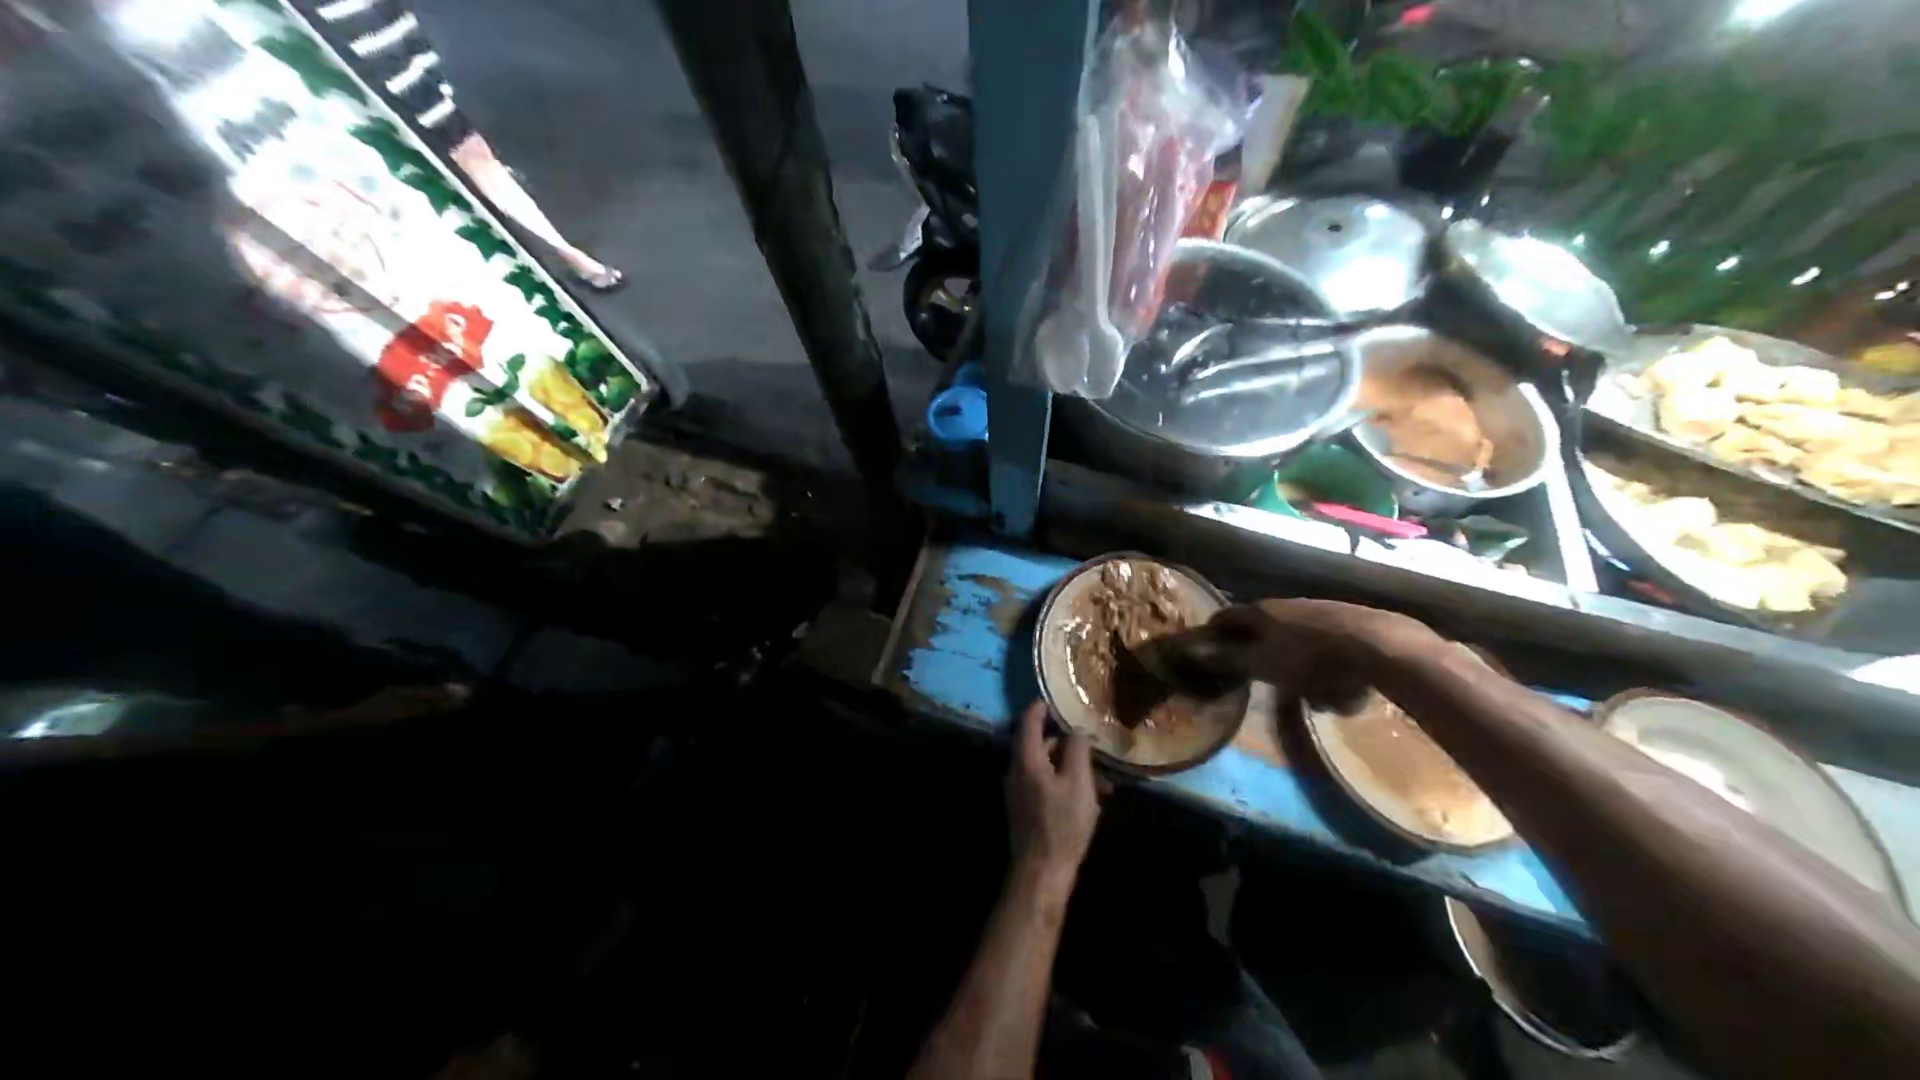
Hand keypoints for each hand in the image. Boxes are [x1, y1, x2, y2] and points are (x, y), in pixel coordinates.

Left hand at [1004, 701, 1100, 877]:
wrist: (1042, 872)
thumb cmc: (1063, 824)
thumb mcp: (1079, 782)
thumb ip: (1077, 750)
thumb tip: (1076, 729)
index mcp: (1026, 759)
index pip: (1029, 721)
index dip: (1042, 707)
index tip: (1057, 698)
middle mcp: (1016, 770)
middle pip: (1040, 744)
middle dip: (1068, 744)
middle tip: (1093, 747)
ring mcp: (1018, 790)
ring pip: (1046, 766)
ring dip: (1072, 768)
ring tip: (1103, 786)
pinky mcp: (1024, 808)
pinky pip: (1044, 784)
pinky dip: (1064, 784)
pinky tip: (1089, 801)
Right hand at [1170, 599, 1437, 706]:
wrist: (1378, 646)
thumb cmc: (1308, 657)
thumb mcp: (1260, 664)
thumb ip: (1225, 659)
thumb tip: (1189, 652)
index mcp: (1260, 610)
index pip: (1224, 617)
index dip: (1212, 634)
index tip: (1205, 651)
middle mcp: (1286, 605)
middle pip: (1262, 630)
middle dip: (1260, 657)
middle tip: (1259, 679)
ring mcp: (1319, 612)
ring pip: (1296, 642)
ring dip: (1296, 666)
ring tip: (1309, 695)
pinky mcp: (1349, 623)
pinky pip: (1326, 649)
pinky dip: (1325, 668)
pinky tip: (1338, 687)